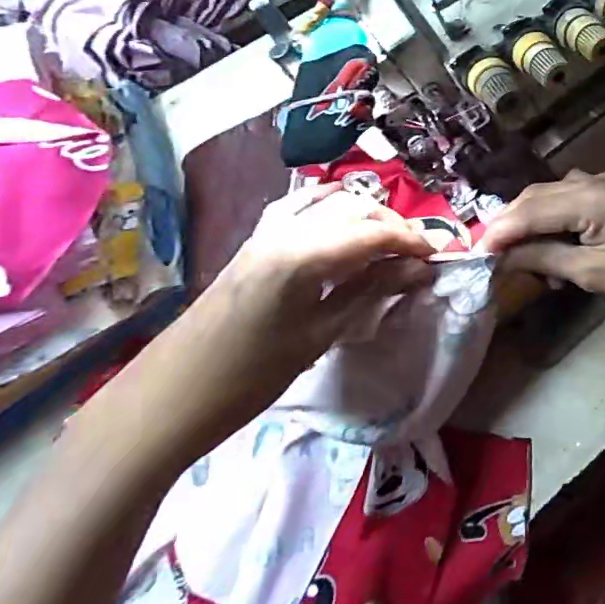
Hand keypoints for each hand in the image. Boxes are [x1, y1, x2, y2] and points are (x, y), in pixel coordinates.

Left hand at [110, 185, 435, 450]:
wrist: (167, 401)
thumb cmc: (249, 378)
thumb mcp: (319, 336)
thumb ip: (370, 291)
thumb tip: (419, 269)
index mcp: (303, 255)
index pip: (374, 233)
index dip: (412, 241)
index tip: (437, 257)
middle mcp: (285, 231)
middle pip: (356, 209)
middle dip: (393, 227)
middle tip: (416, 257)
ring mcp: (265, 232)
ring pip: (330, 202)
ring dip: (365, 216)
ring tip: (386, 245)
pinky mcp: (254, 242)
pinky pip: (301, 209)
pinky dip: (331, 211)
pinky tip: (342, 228)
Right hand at [478, 171, 604, 335]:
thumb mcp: (592, 273)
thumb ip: (544, 259)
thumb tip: (502, 258)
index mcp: (593, 198)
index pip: (532, 209)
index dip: (500, 230)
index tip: (475, 252)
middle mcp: (596, 180)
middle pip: (537, 196)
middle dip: (511, 223)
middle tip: (490, 254)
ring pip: (551, 196)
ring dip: (532, 222)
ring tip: (521, 257)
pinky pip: (570, 200)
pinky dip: (554, 220)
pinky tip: (551, 248)